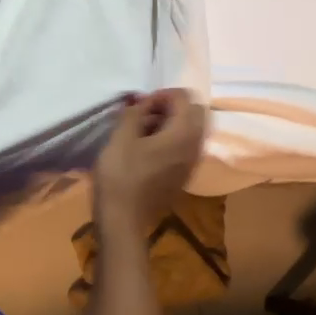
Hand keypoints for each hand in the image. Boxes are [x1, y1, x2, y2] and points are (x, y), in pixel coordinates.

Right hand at [93, 88, 208, 234]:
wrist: (123, 219)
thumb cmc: (119, 176)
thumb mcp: (120, 139)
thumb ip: (134, 113)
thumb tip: (142, 101)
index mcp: (183, 132)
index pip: (184, 98)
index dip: (161, 95)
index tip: (139, 105)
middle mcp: (196, 144)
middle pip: (195, 112)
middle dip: (171, 107)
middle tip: (144, 116)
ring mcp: (192, 162)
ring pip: (192, 130)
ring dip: (171, 124)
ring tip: (143, 133)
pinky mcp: (184, 176)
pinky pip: (185, 148)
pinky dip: (171, 141)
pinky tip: (148, 152)